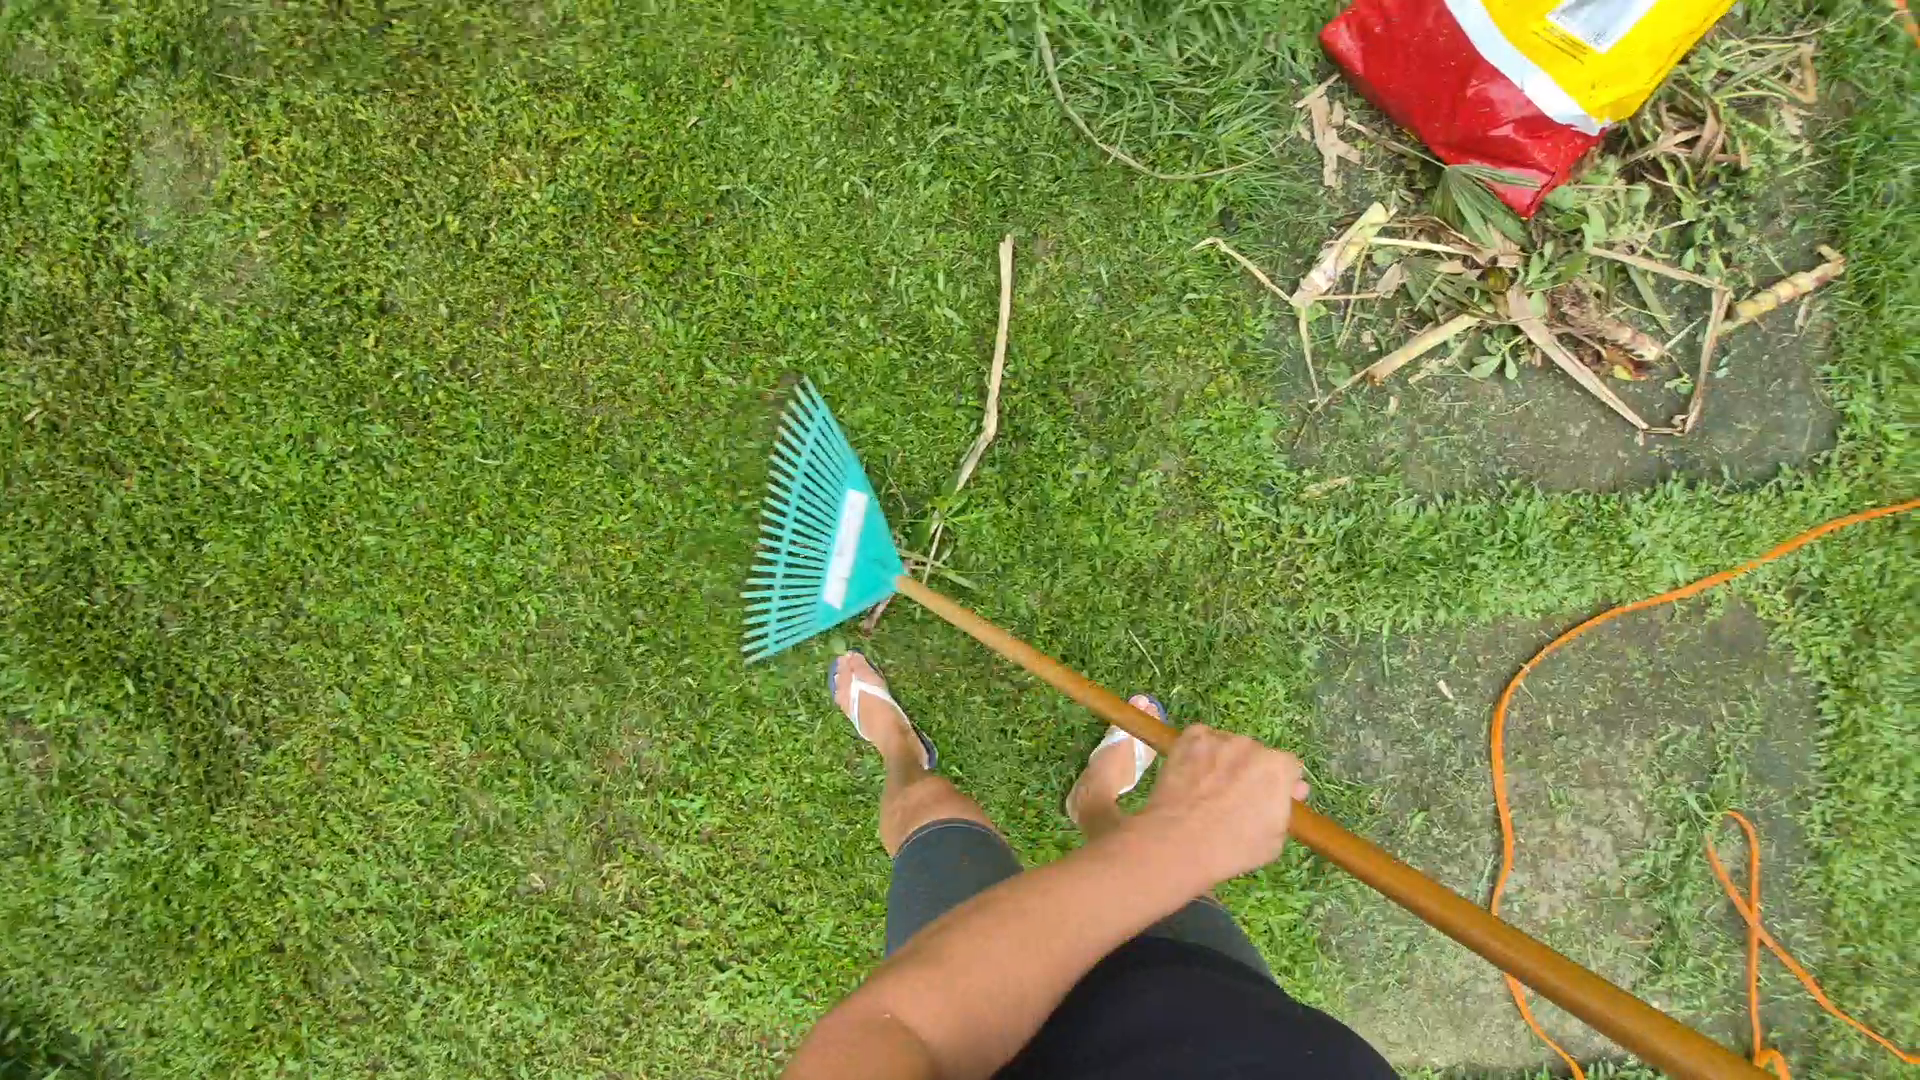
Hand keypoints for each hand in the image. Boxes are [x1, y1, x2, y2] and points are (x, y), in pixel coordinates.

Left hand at [1134, 724, 1308, 888]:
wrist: (1181, 839)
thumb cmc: (1234, 846)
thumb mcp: (1276, 837)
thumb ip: (1285, 807)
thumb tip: (1293, 788)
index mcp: (1277, 767)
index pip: (1288, 767)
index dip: (1282, 783)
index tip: (1270, 798)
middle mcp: (1249, 745)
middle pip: (1257, 754)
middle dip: (1252, 771)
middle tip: (1236, 794)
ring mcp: (1216, 739)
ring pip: (1228, 746)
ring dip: (1226, 760)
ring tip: (1210, 786)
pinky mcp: (1188, 738)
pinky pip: (1201, 740)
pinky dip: (1200, 752)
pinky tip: (1193, 773)